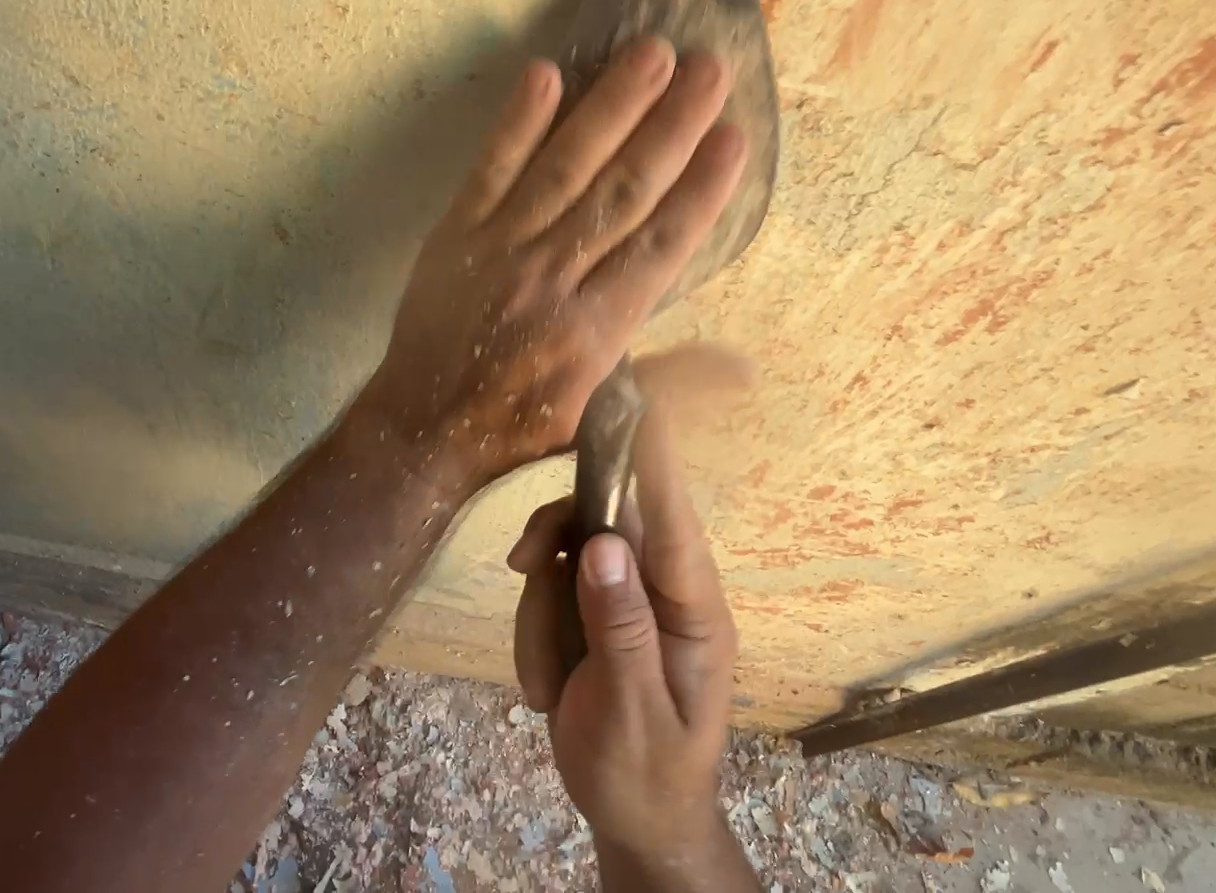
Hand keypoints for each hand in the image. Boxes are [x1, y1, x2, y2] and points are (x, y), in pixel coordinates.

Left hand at [357, 39, 744, 483]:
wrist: (424, 429)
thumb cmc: (518, 430)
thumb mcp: (602, 425)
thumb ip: (670, 386)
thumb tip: (746, 368)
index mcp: (596, 330)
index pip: (661, 245)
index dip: (701, 189)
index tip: (735, 137)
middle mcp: (553, 278)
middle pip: (622, 192)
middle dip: (670, 127)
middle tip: (710, 67)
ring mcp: (500, 250)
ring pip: (565, 168)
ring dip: (610, 107)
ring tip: (652, 53)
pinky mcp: (454, 236)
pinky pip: (489, 172)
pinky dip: (515, 125)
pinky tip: (545, 74)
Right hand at [508, 402, 755, 888]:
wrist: (638, 817)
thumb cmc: (647, 775)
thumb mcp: (632, 716)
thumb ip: (620, 630)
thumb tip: (603, 545)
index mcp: (695, 608)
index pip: (672, 516)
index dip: (651, 455)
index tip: (634, 397)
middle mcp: (664, 586)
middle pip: (605, 518)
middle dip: (556, 545)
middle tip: (520, 567)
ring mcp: (627, 594)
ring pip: (566, 553)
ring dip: (540, 614)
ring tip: (546, 684)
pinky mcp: (594, 606)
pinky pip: (551, 585)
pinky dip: (535, 628)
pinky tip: (544, 683)